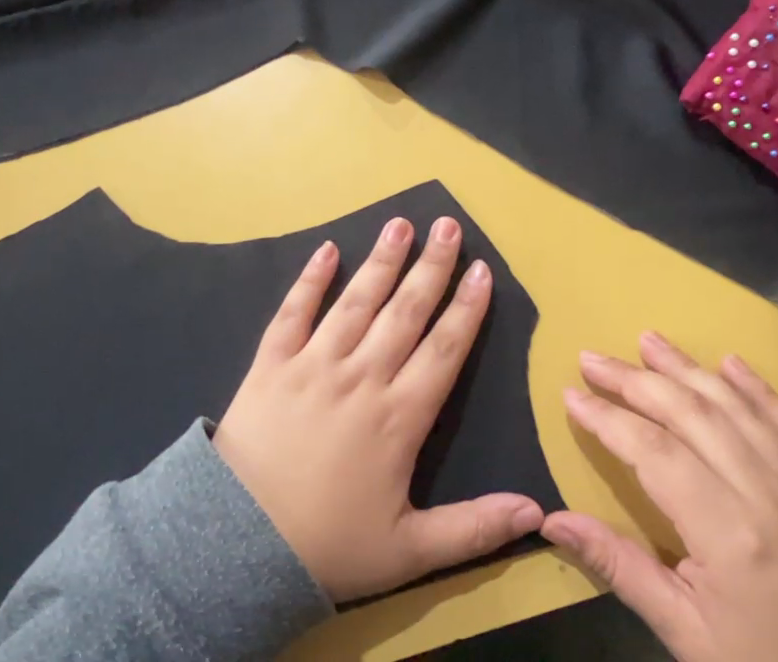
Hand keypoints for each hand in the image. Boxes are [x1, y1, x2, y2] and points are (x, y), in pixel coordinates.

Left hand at [213, 216, 543, 601]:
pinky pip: (293, 313)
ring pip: (355, 303)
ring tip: (400, 225)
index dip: (466, 308)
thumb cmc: (329, 546)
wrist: (239, 543)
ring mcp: (313, 365)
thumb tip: (538, 512)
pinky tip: (326, 251)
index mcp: (400, 417)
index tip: (481, 270)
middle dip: (430, 267)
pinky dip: (310, 281)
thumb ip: (475, 528)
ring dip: (380, 262)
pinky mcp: (270, 364)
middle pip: (405, 312)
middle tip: (448, 225)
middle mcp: (361, 377)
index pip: (444, 349)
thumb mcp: (410, 551)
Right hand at [543, 333, 777, 661]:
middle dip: (637, 381)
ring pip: (737, 410)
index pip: (654, 453)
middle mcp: (765, 495)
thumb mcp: (685, 632)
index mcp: (728, 532)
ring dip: (689, 369)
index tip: (569, 394)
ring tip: (648, 339)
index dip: (608, 419)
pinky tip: (731, 362)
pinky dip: (758, 390)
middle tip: (591, 357)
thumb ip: (619, 567)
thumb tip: (553, 521)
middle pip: (693, 416)